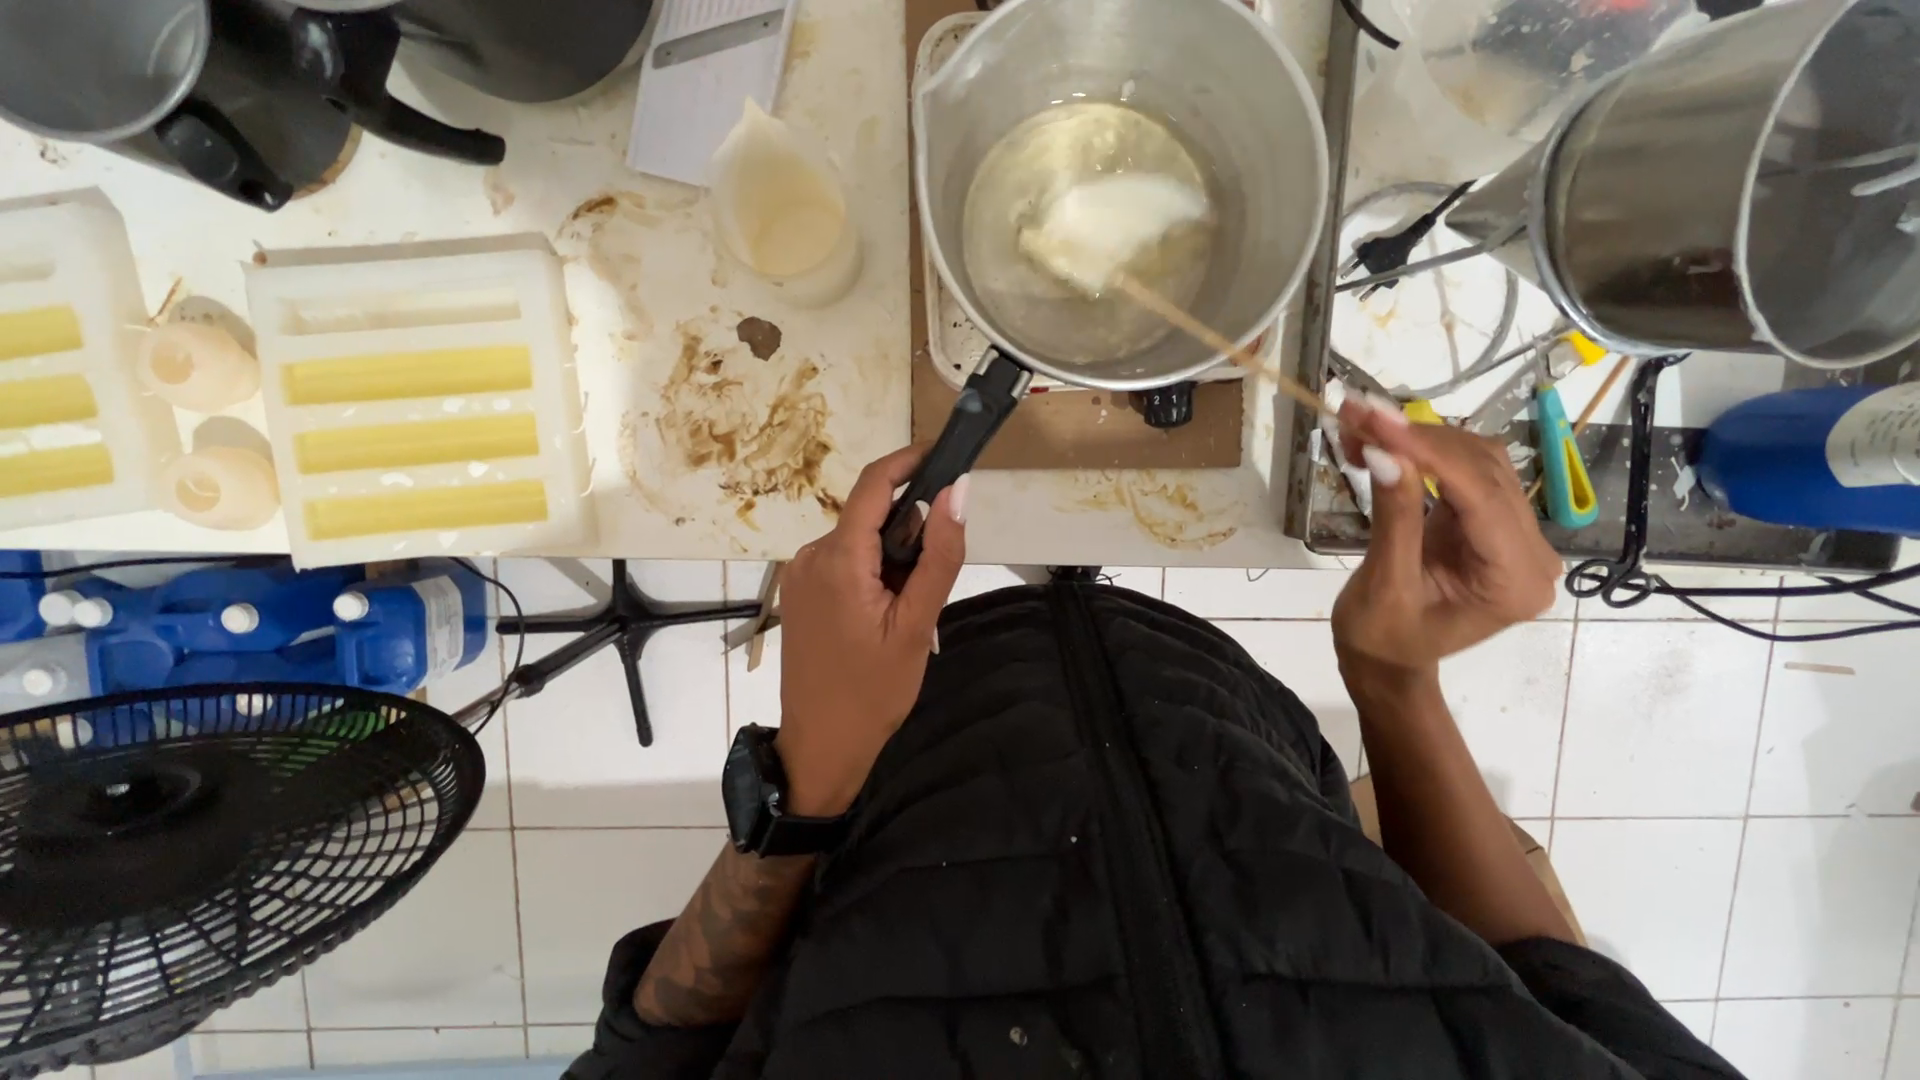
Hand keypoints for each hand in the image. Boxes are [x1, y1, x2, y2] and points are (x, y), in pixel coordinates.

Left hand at [775, 446, 968, 816]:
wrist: (820, 746)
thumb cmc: (873, 692)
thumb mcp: (917, 624)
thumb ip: (939, 555)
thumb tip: (958, 491)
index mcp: (837, 559)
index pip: (874, 485)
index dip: (910, 460)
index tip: (946, 455)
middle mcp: (810, 555)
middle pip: (869, 516)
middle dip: (909, 531)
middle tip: (932, 583)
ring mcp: (800, 575)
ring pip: (859, 542)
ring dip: (892, 558)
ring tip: (908, 613)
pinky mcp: (800, 594)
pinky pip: (844, 563)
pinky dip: (873, 573)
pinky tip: (883, 618)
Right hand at [1331, 397, 1560, 680]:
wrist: (1387, 661)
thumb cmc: (1382, 637)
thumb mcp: (1384, 584)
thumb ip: (1395, 519)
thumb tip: (1384, 454)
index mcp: (1514, 580)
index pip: (1479, 496)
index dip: (1428, 452)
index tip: (1376, 420)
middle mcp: (1532, 553)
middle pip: (1482, 471)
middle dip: (1417, 437)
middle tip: (1356, 412)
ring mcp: (1515, 536)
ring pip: (1475, 462)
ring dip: (1418, 438)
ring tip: (1360, 424)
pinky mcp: (1491, 523)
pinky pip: (1464, 473)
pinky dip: (1422, 452)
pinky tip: (1382, 441)